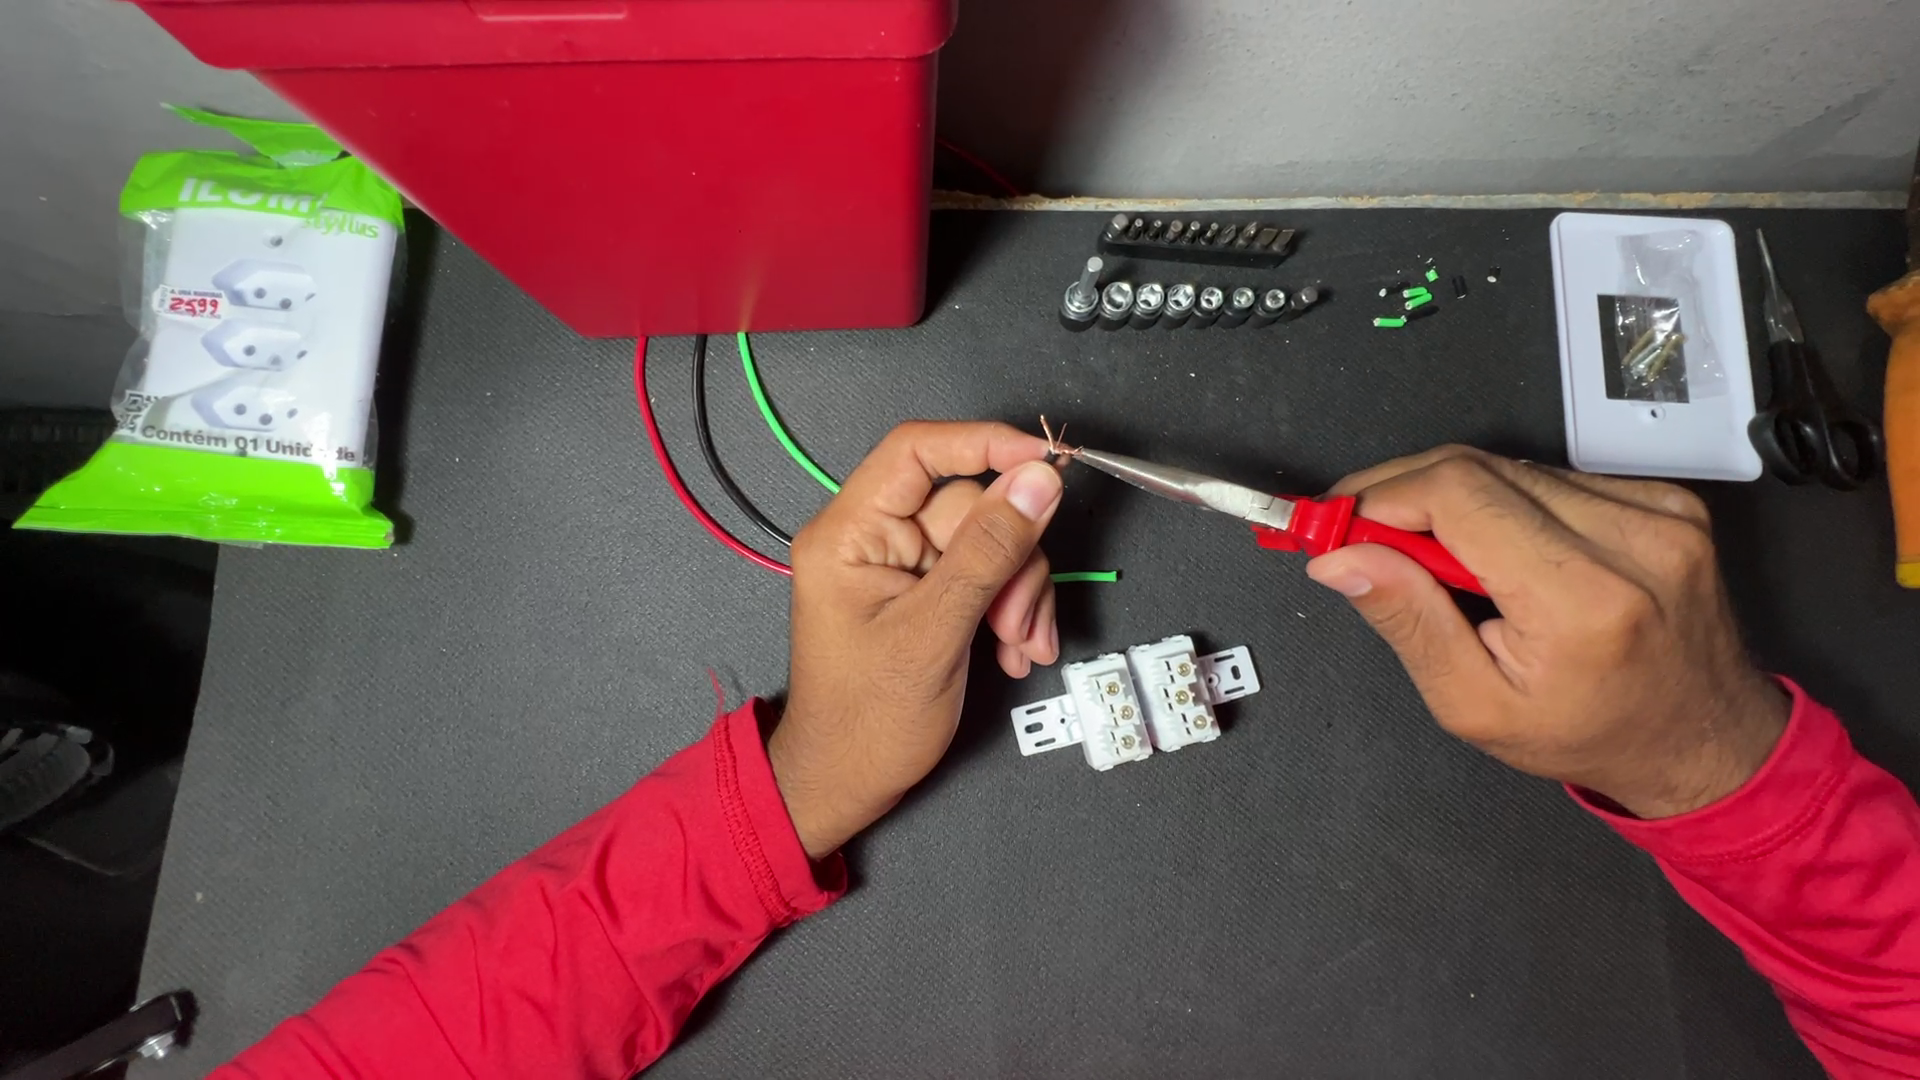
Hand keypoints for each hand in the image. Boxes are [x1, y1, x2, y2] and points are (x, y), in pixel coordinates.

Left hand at [770, 421, 1064, 857]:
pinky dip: (1012, 608)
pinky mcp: (931, 591)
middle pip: (968, 507)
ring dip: (1020, 593)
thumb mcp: (934, 633)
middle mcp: (877, 537)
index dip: (982, 443)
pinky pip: (988, 574)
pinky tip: (1014, 651)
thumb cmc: (871, 719)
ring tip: (1020, 647)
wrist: (848, 784)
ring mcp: (906, 565)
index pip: (916, 451)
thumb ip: (988, 552)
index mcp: (851, 532)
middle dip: (1011, 561)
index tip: (1045, 461)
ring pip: (989, 541)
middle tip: (1020, 624)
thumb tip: (1040, 478)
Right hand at [1303, 446, 1788, 818]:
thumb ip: (1405, 621)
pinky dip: (1491, 500)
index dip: (1378, 497)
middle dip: (1394, 492)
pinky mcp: (1662, 500)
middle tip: (1354, 532)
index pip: (1455, 494)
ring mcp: (1655, 512)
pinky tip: (1485, 544)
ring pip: (1501, 467)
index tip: (1331, 524)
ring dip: (1440, 498)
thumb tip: (1337, 559)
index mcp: (1582, 598)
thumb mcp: (1469, 702)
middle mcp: (1630, 537)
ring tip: (1420, 550)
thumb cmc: (1581, 733)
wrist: (1703, 741)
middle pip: (1471, 468)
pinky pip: (1540, 476)